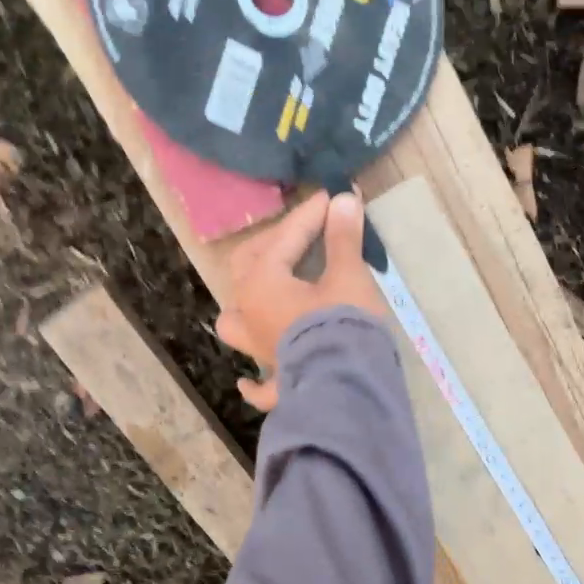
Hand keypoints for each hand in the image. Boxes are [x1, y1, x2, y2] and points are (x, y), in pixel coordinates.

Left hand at [216, 190, 385, 411]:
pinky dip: (254, 383)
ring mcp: (258, 351)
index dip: (312, 214)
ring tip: (256, 301)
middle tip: (298, 236)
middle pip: (247, 269)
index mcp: (262, 282)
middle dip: (271, 247)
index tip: (334, 197)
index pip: (287, 237)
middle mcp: (249, 314)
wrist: (349, 385)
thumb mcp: (349, 276)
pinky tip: (247, 382)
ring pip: (235, 325)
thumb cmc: (344, 324)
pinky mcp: (277, 383)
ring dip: (242, 311)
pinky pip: (259, 385)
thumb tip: (344, 199)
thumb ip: (343, 239)